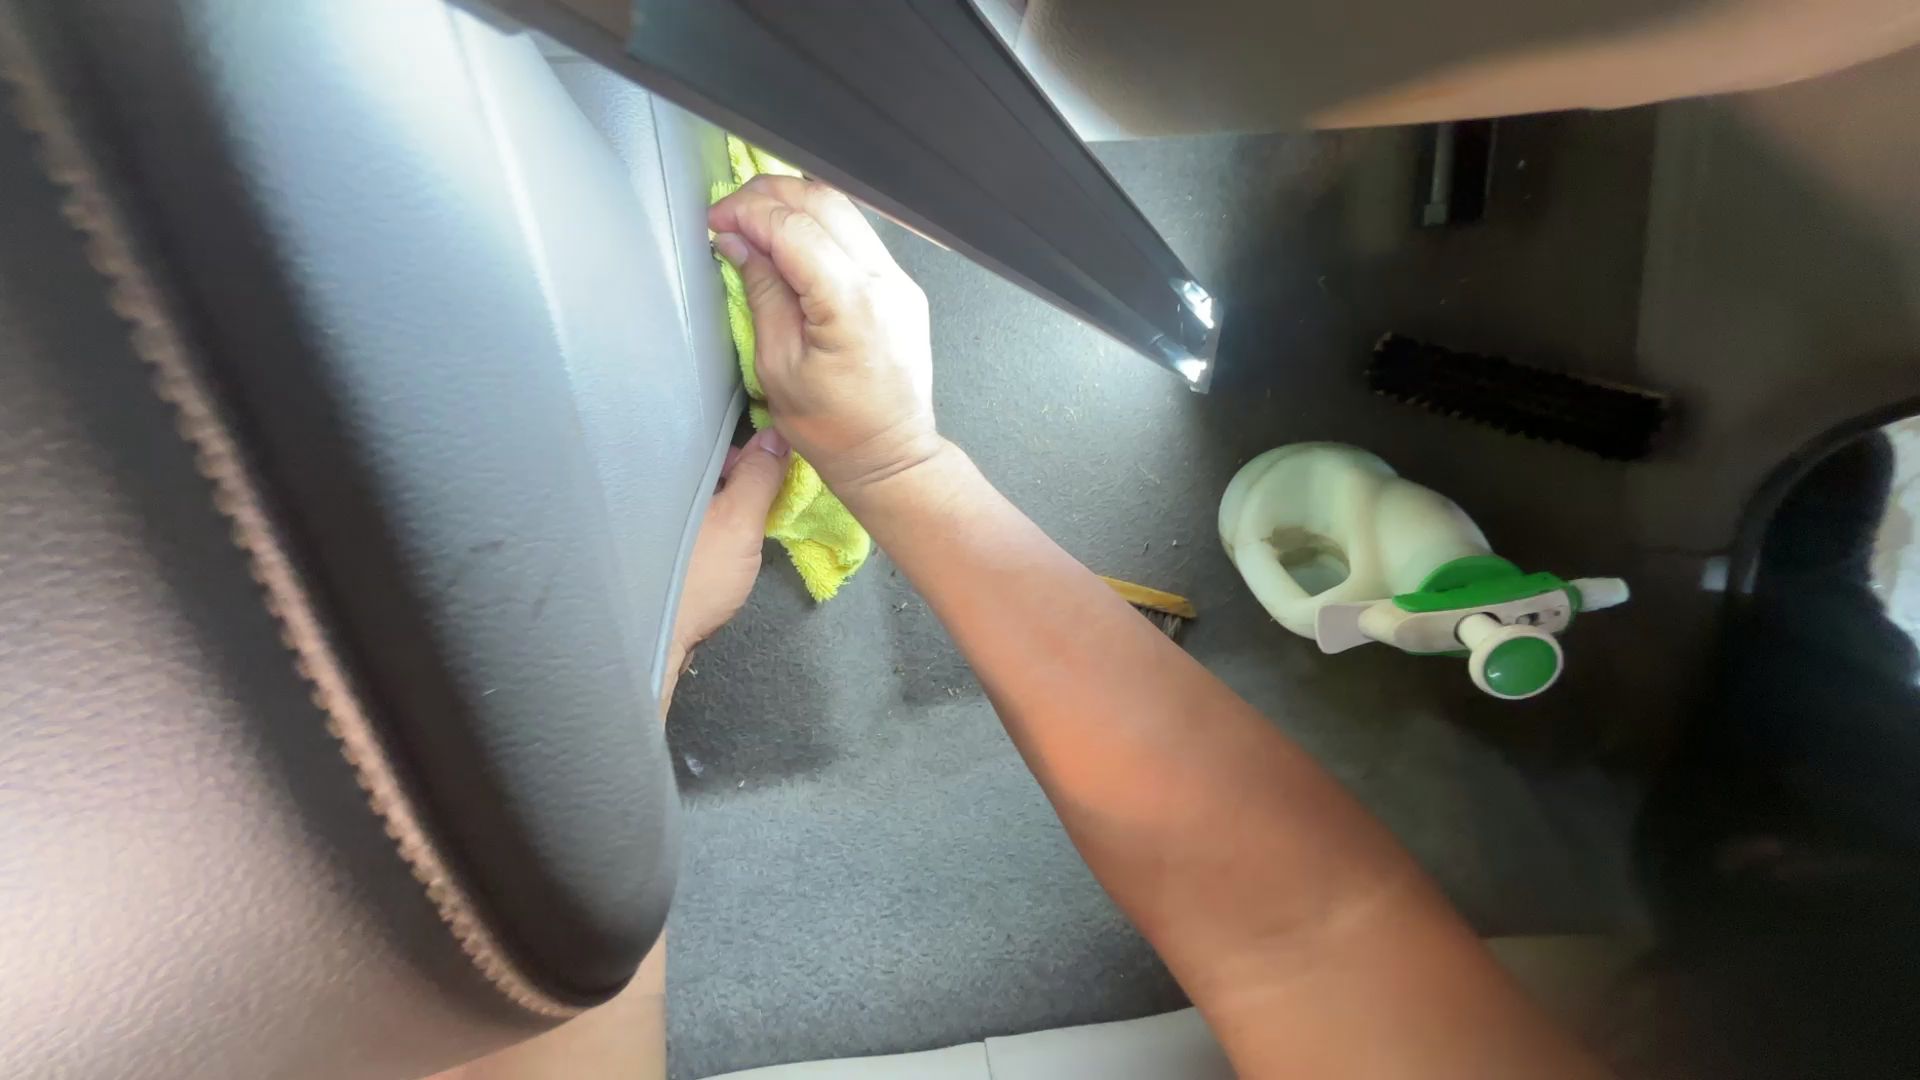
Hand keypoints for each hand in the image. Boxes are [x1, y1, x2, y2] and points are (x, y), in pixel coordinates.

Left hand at [670, 428, 790, 660]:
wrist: (658, 643)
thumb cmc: (696, 578)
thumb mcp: (740, 522)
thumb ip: (759, 476)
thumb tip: (778, 435)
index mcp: (664, 472)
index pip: (705, 434)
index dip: (742, 438)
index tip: (771, 452)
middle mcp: (648, 487)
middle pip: (702, 462)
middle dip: (737, 469)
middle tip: (765, 488)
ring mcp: (648, 517)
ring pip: (699, 492)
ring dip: (727, 497)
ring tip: (751, 509)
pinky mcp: (656, 545)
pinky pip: (693, 516)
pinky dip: (714, 519)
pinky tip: (728, 535)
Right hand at [708, 176, 940, 494]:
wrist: (891, 455)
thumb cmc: (837, 430)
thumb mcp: (779, 368)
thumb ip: (762, 295)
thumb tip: (739, 246)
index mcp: (852, 305)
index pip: (793, 226)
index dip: (747, 213)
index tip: (717, 221)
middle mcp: (885, 283)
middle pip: (824, 200)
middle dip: (770, 195)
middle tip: (733, 213)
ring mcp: (901, 283)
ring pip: (846, 212)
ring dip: (798, 207)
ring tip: (759, 227)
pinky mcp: (904, 291)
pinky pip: (861, 239)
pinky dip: (824, 230)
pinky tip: (796, 248)